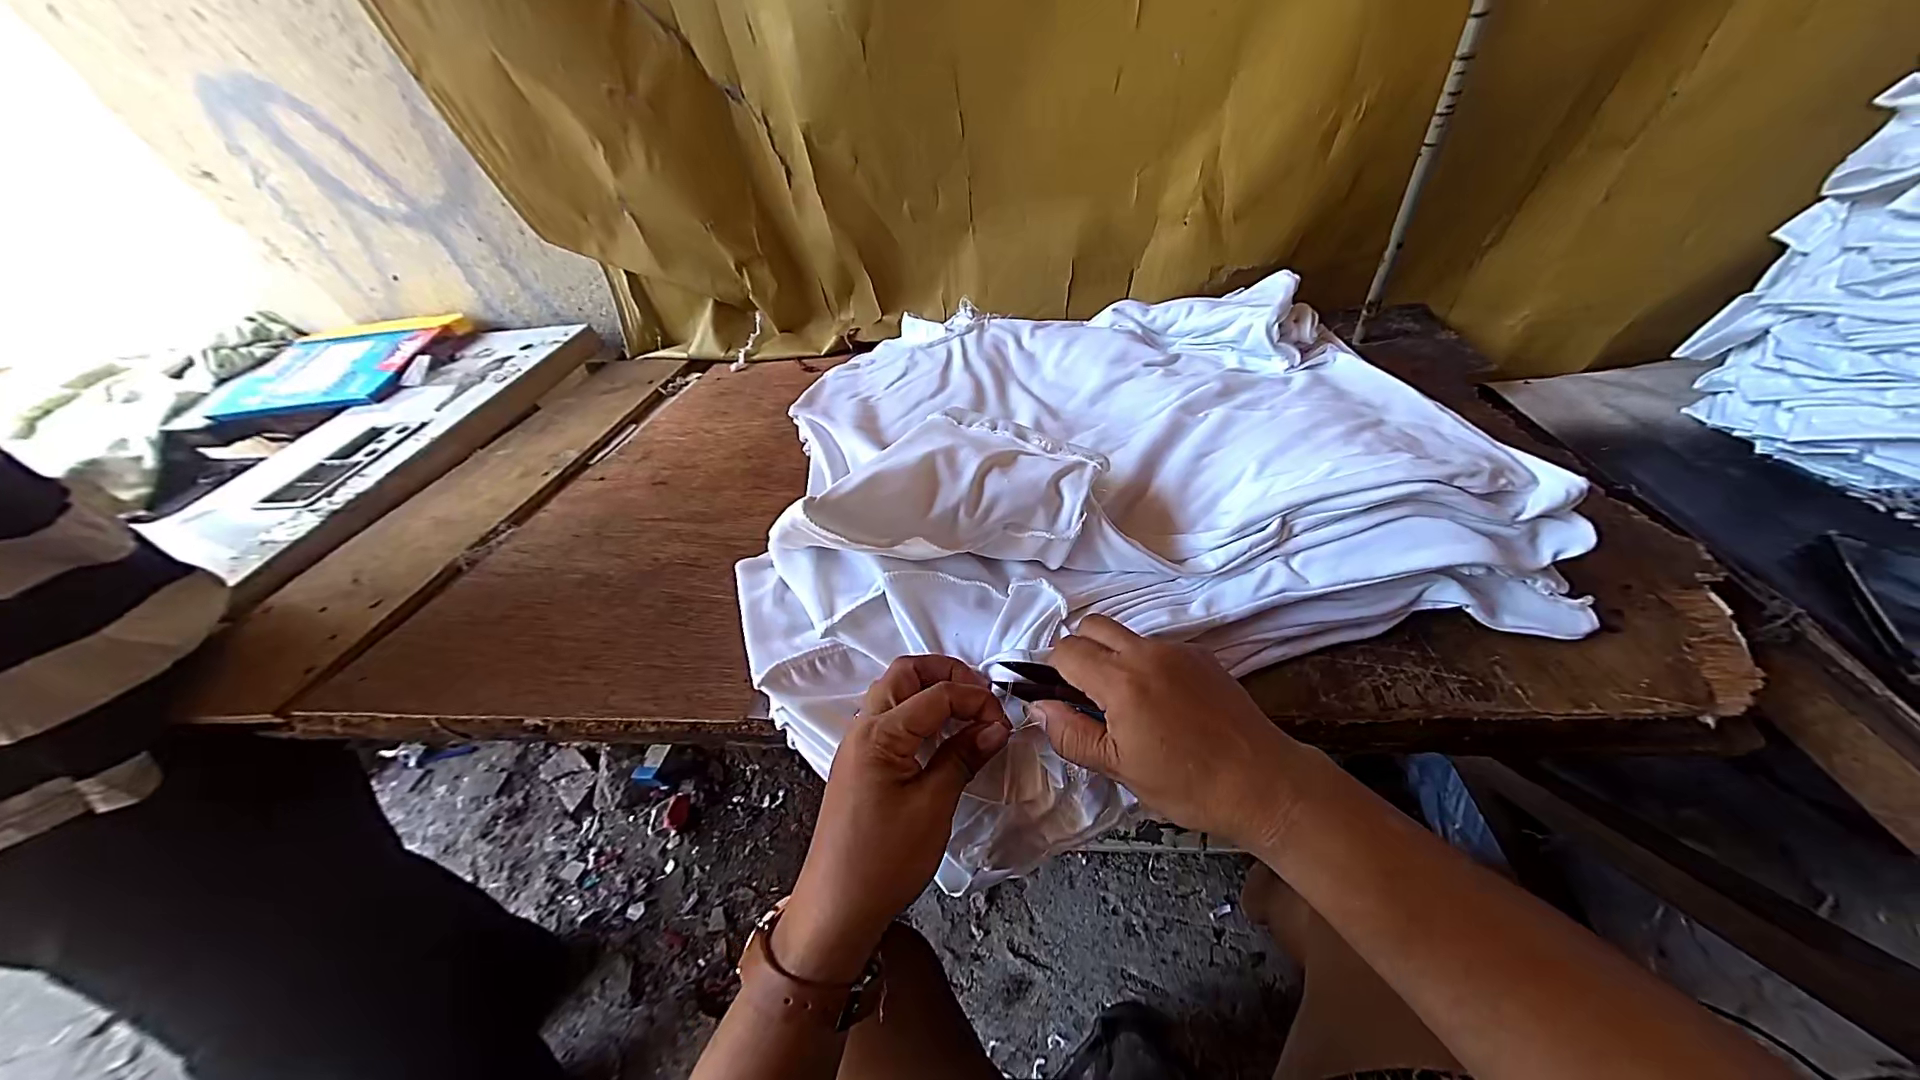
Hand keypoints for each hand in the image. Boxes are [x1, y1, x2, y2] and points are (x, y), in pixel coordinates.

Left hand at [775, 655, 1011, 980]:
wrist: (836, 906)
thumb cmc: (882, 861)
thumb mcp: (933, 806)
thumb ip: (962, 757)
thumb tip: (994, 727)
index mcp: (879, 734)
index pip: (936, 693)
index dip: (975, 699)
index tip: (1001, 720)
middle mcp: (863, 728)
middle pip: (906, 673)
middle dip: (947, 673)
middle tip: (981, 695)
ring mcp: (858, 743)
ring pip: (895, 690)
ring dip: (931, 689)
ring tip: (967, 712)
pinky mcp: (861, 761)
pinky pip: (890, 716)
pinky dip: (919, 712)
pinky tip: (943, 735)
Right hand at [1033, 615, 1306, 846]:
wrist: (1266, 784)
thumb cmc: (1189, 784)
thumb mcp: (1119, 768)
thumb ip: (1070, 733)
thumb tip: (1039, 708)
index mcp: (1122, 682)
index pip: (1065, 650)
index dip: (1053, 672)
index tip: (1061, 699)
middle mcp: (1148, 653)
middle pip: (1092, 626)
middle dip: (1079, 652)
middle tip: (1087, 695)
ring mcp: (1178, 650)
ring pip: (1125, 635)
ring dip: (1113, 658)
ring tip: (1128, 704)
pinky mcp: (1202, 655)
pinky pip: (1157, 647)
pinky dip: (1145, 664)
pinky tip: (1163, 703)